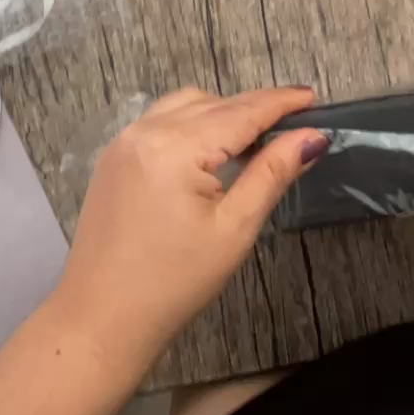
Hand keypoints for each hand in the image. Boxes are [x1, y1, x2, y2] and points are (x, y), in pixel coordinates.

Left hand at [54, 86, 328, 359]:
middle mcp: (147, 130)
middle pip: (214, 103)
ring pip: (186, 105)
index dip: (280, 102)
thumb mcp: (234, 229)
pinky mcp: (115, 156)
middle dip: (255, 106)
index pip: (241, 112)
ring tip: (256, 133)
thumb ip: (272, 174)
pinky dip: (193, 121)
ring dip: (223, 110)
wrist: (101, 319)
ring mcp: (125, 140)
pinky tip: (211, 146)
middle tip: (295, 116)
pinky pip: (161, 120)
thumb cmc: (174, 282)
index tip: (312, 95)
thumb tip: (311, 137)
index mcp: (176, 146)